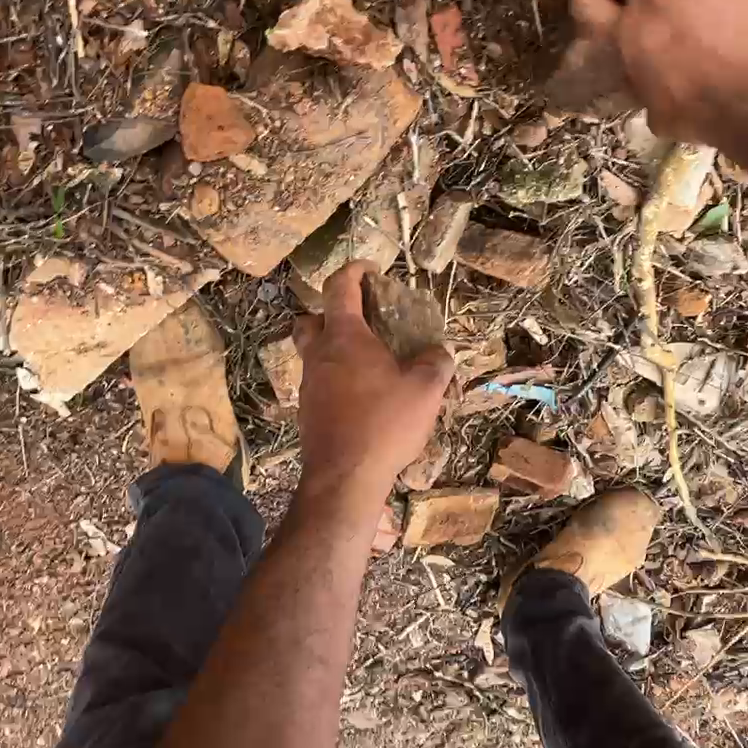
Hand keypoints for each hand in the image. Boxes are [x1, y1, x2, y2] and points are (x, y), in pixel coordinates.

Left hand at [292, 262, 454, 505]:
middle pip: (311, 319)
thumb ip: (436, 362)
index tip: (371, 269)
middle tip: (361, 323)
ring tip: (369, 364)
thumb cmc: (384, 424)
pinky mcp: (308, 412)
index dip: (354, 270)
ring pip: (314, 354)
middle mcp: (319, 355)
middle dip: (332, 313)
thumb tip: (439, 351)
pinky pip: (320, 382)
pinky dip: (337, 379)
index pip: (339, 287)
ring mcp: (309, 385)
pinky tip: (362, 397)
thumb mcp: (425, 390)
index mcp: (344, 337)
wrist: (344, 478)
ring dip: (335, 350)